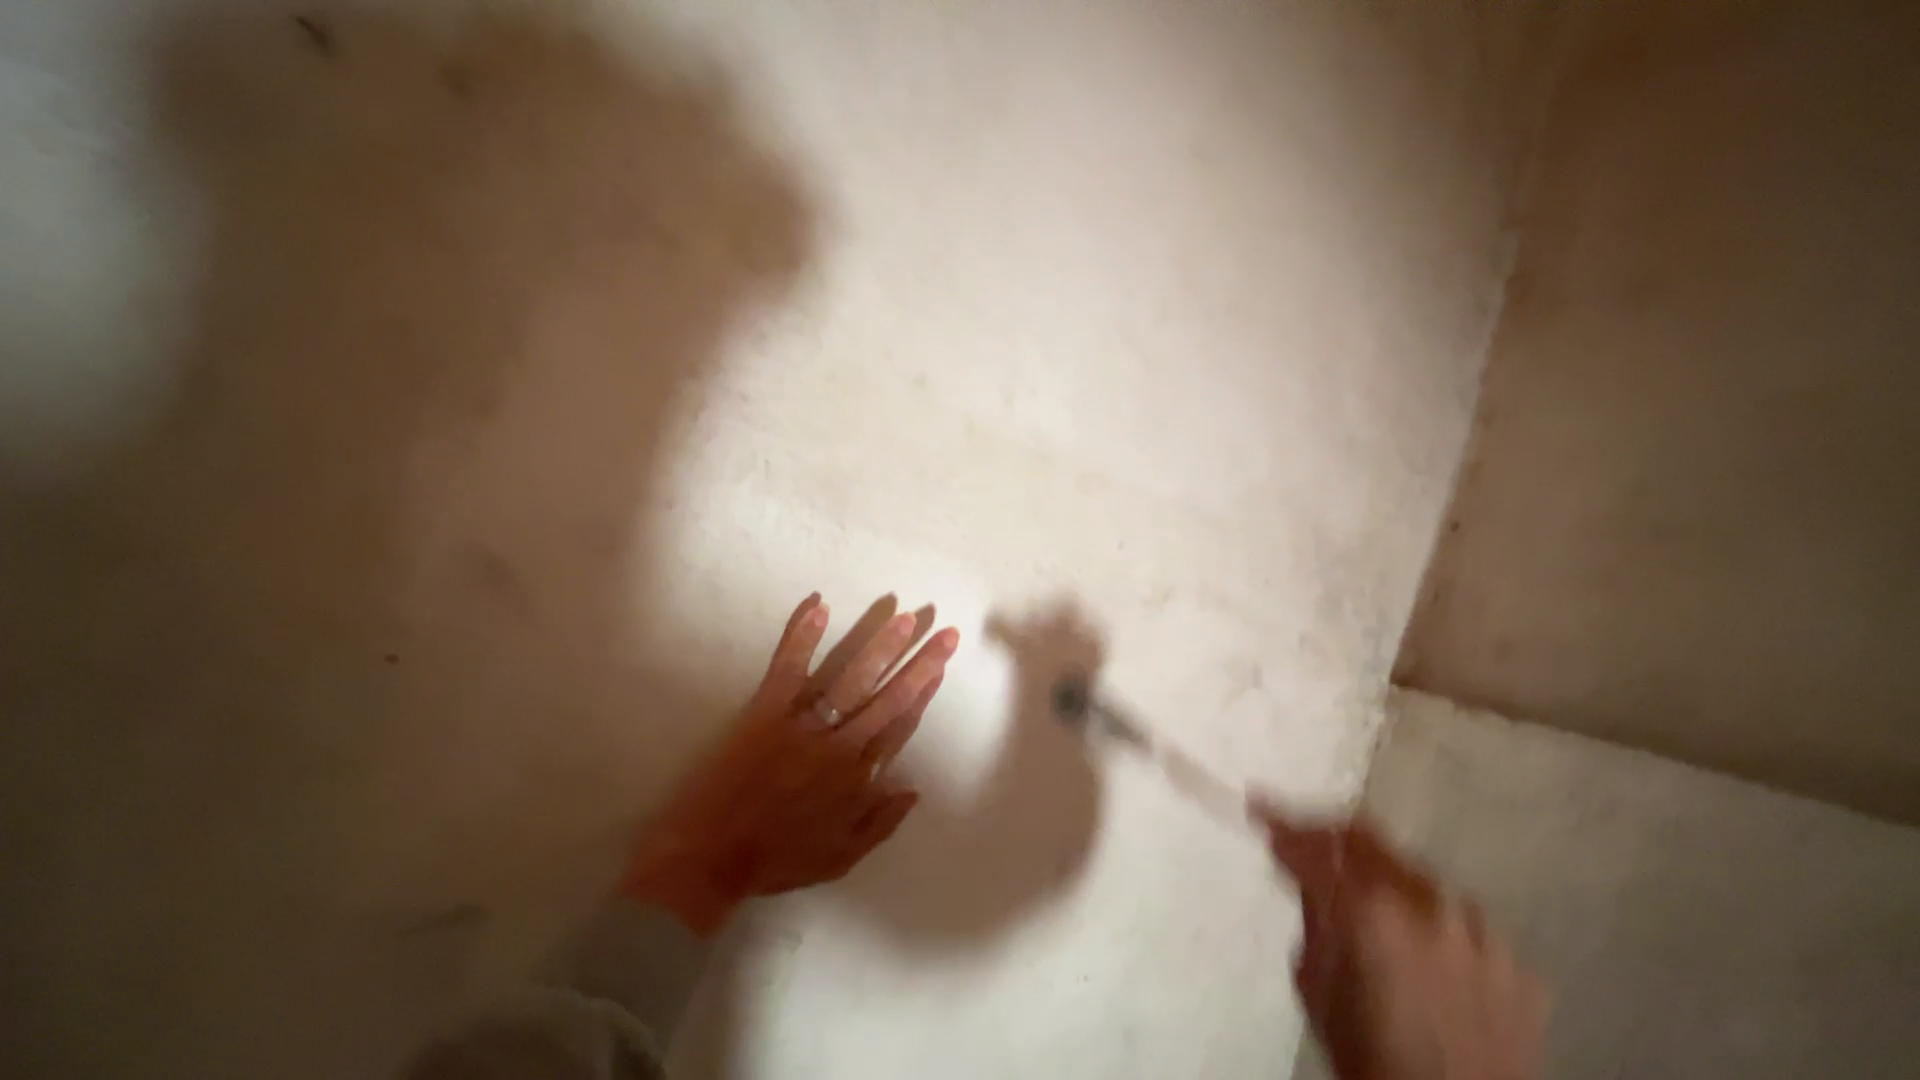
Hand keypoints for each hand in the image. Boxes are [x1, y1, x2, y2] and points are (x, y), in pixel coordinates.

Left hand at [623, 593, 958, 935]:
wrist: (711, 858)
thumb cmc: (775, 860)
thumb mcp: (840, 858)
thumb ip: (880, 824)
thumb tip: (912, 789)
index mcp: (857, 778)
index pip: (900, 727)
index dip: (923, 695)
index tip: (941, 667)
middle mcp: (839, 745)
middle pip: (888, 698)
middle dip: (920, 663)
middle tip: (946, 633)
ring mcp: (803, 725)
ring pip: (851, 679)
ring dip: (879, 646)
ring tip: (904, 617)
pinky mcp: (766, 712)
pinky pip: (788, 669)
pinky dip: (802, 637)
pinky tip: (819, 606)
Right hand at [1253, 801, 1548, 1079]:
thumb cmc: (1370, 1060)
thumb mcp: (1318, 992)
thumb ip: (1315, 922)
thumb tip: (1309, 879)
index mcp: (1372, 913)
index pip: (1314, 848)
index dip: (1280, 821)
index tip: (1257, 805)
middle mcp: (1430, 905)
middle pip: (1370, 841)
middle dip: (1331, 836)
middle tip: (1305, 843)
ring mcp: (1482, 933)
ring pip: (1419, 881)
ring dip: (1386, 885)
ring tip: (1369, 913)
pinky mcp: (1517, 965)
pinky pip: (1462, 928)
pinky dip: (1433, 931)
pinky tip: (1423, 962)